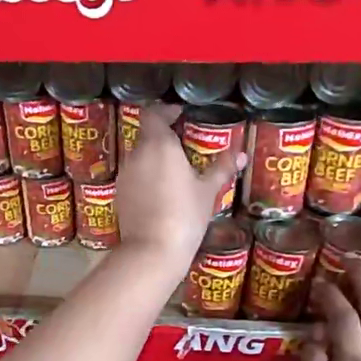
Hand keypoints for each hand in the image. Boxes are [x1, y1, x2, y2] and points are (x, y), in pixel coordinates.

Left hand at [115, 103, 240, 264]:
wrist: (153, 250)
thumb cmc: (185, 214)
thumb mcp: (208, 191)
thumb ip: (222, 168)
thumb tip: (240, 155)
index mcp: (159, 145)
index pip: (153, 114)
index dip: (165, 111)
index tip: (179, 114)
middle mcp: (137, 154)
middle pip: (147, 135)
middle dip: (163, 137)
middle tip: (184, 145)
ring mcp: (125, 174)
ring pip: (139, 156)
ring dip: (154, 158)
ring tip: (175, 170)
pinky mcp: (119, 194)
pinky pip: (134, 176)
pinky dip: (146, 176)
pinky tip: (161, 192)